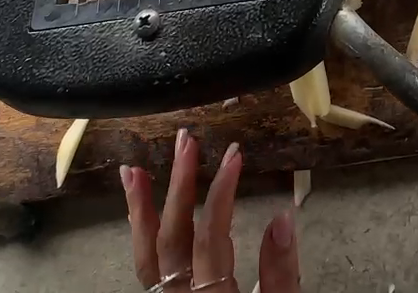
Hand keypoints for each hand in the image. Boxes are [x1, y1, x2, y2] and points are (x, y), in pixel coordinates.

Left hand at [123, 128, 299, 291]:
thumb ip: (282, 277)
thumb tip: (283, 217)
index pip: (211, 237)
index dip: (221, 192)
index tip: (235, 153)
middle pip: (171, 239)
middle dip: (177, 185)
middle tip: (186, 140)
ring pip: (144, 257)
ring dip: (140, 210)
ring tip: (134, 169)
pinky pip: (146, 268)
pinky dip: (142, 233)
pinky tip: (143, 210)